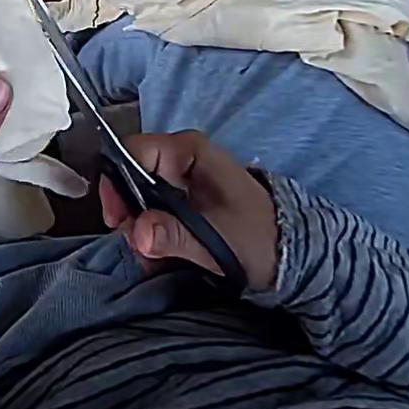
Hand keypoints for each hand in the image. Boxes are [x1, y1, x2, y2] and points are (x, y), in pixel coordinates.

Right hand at [99, 131, 278, 291]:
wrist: (290, 254)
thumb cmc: (258, 238)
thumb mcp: (215, 240)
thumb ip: (174, 235)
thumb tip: (137, 232)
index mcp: (190, 151)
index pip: (134, 151)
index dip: (118, 183)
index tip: (117, 220)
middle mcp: (181, 157)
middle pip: (130, 174)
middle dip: (129, 212)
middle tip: (137, 244)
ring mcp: (180, 177)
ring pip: (138, 196)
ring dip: (139, 228)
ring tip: (153, 257)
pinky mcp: (182, 197)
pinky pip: (151, 209)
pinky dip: (150, 233)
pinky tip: (160, 256)